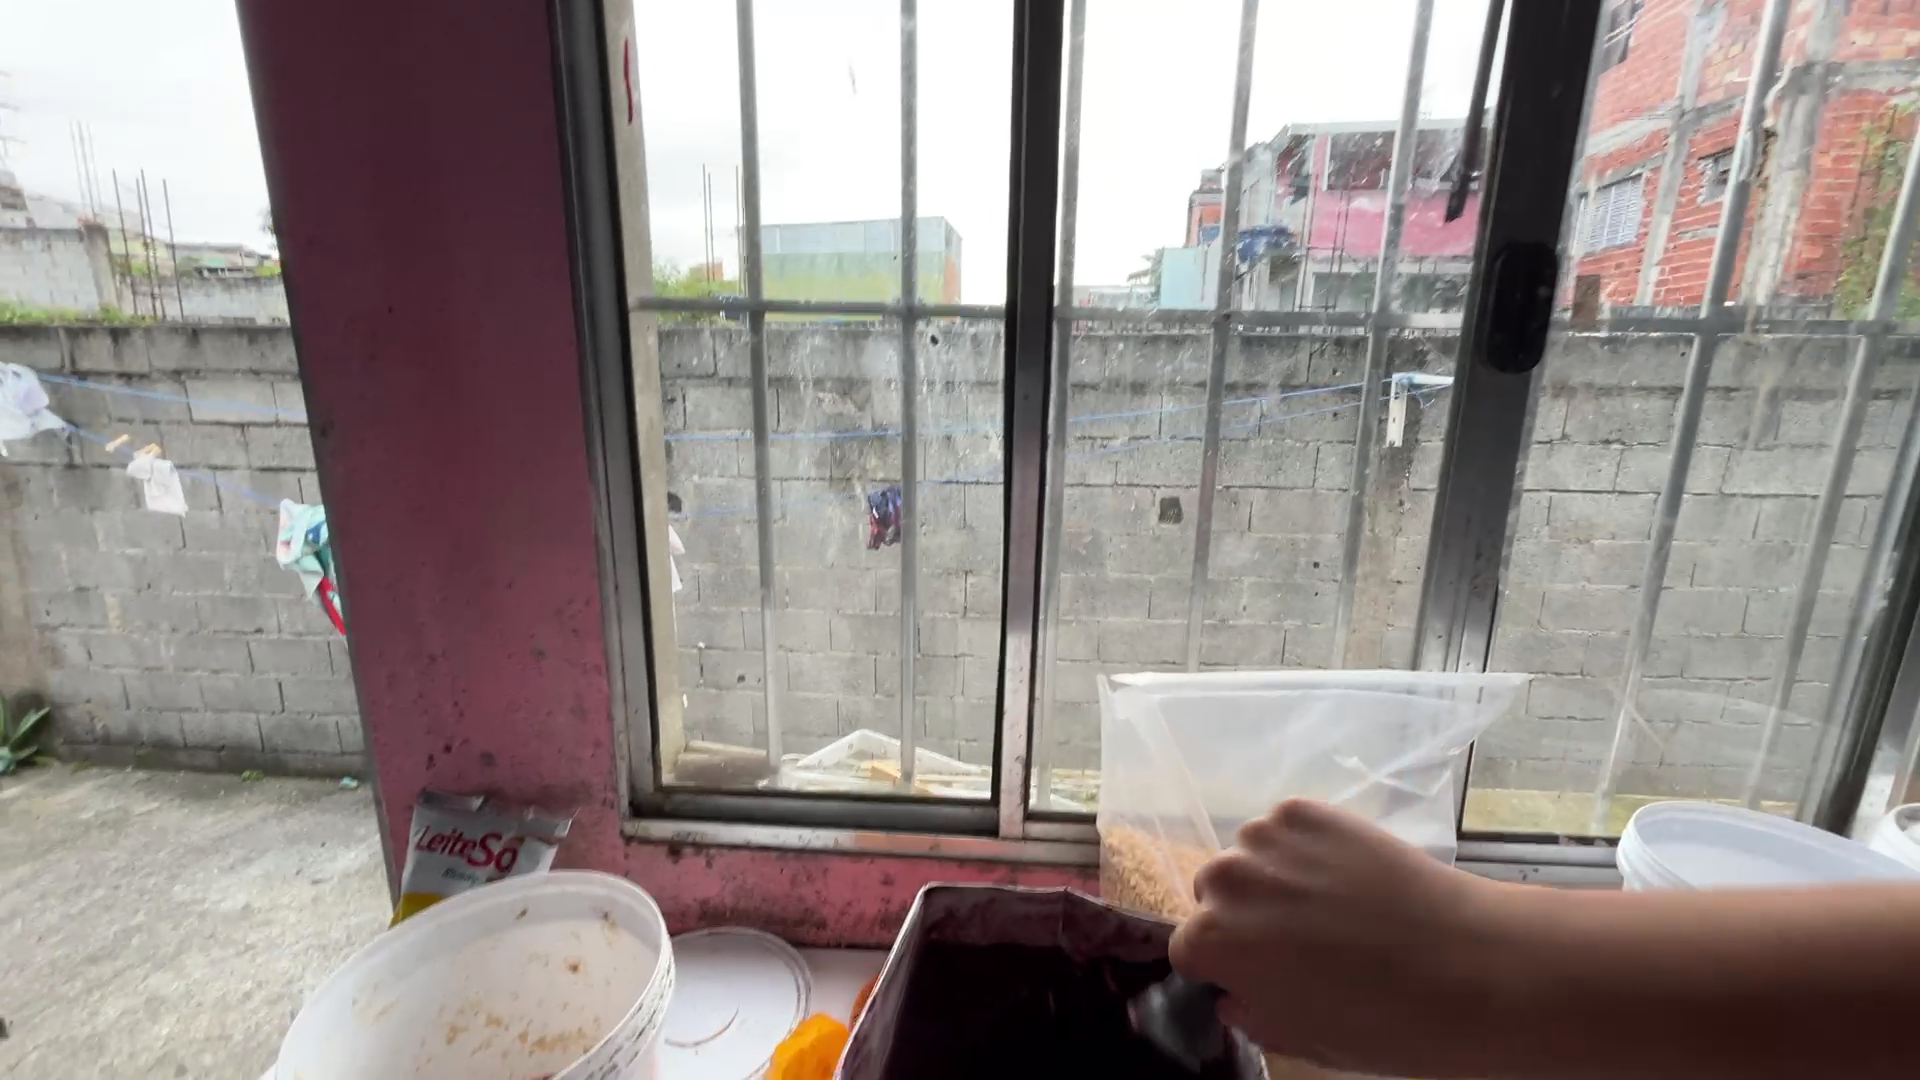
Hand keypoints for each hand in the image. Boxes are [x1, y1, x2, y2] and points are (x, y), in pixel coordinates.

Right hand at [1168, 798, 1520, 1076]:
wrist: (1473, 967)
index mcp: (1214, 939)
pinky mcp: (1302, 809)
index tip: (1257, 971)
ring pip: (1250, 855)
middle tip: (1297, 935)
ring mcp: (1263, 837)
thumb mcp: (1308, 1042)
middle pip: (1214, 891)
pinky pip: (1285, 826)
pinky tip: (1347, 872)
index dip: (1222, 962)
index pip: (1189, 946)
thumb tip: (1235, 993)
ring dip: (1272, 873)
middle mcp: (1225, 878)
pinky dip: (1305, 845)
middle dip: (1242, 911)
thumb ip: (1253, 1015)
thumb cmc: (1387, 1024)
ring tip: (1329, 901)